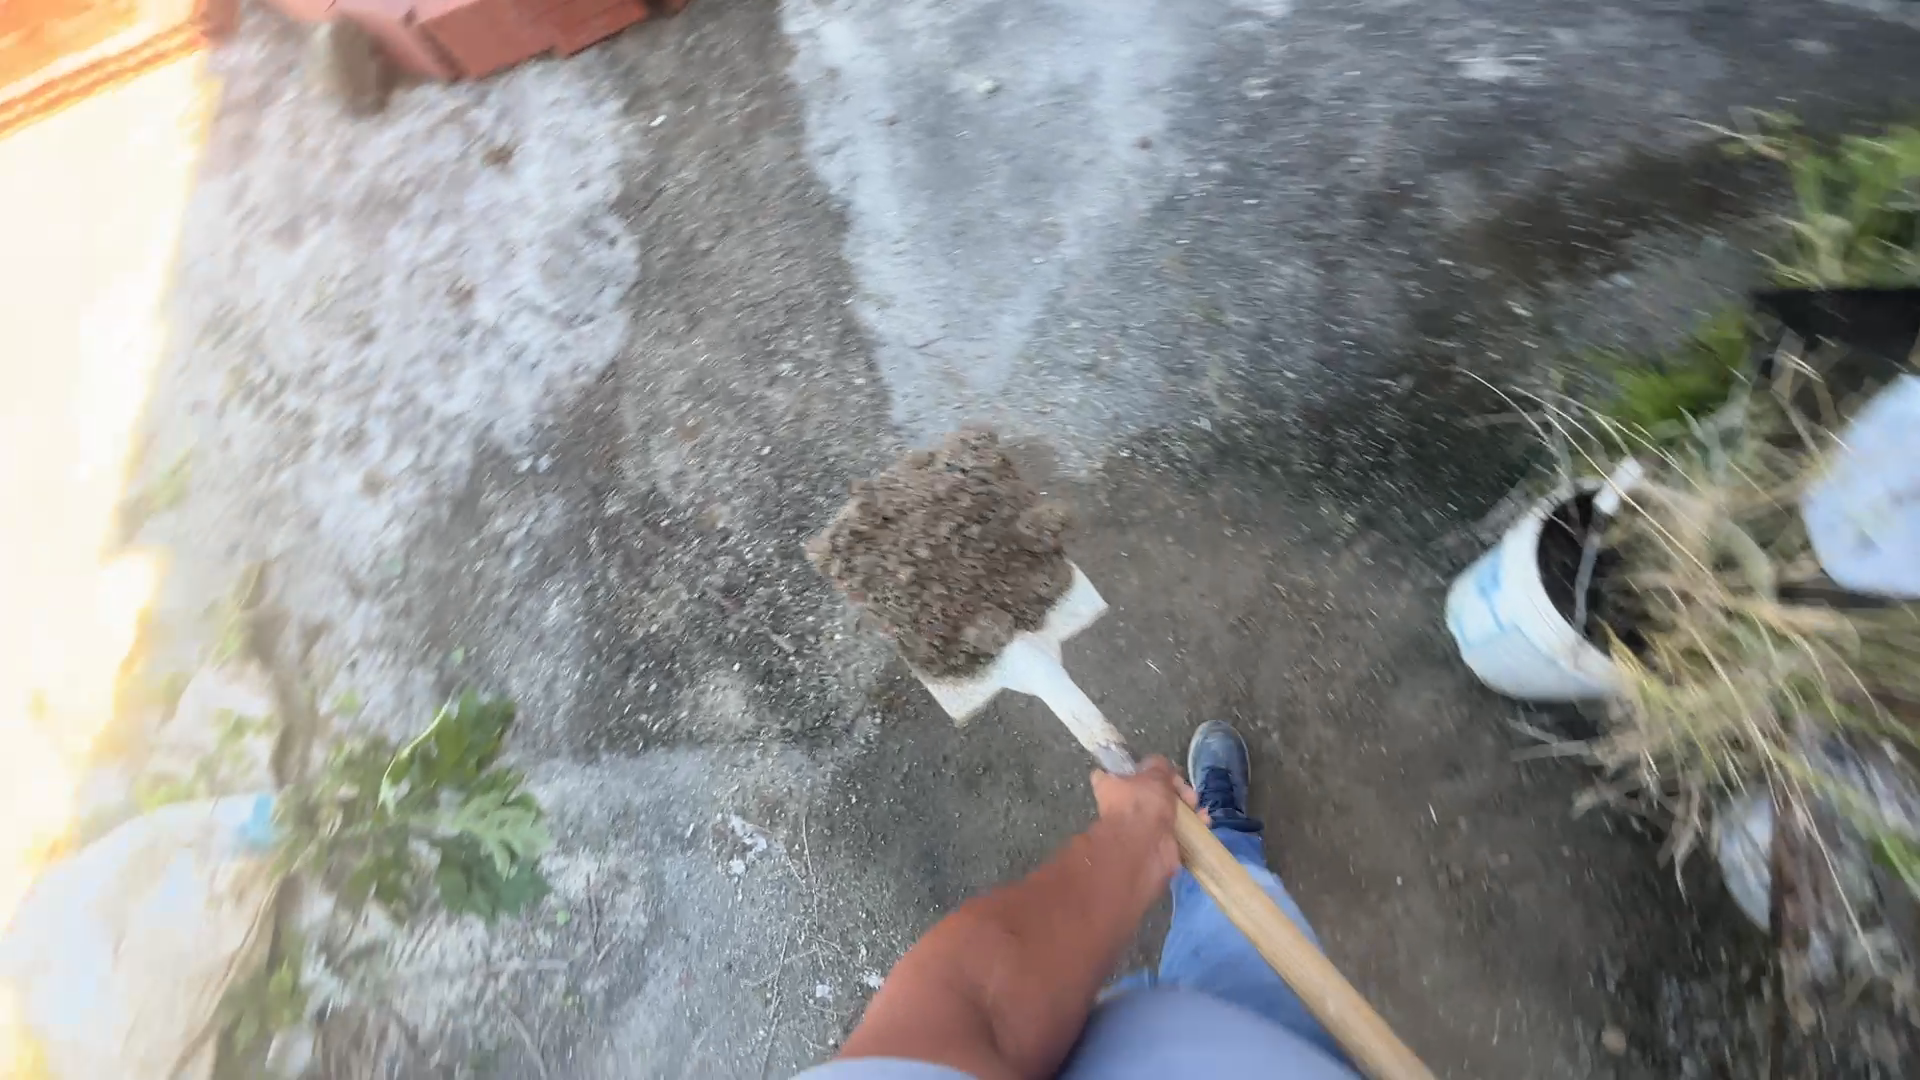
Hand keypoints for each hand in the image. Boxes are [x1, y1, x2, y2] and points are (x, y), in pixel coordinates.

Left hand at [1089, 756, 1197, 889]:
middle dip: (1174, 789)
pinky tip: (1203, 820)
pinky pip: (1178, 829)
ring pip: (1167, 810)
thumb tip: (1161, 766)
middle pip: (1151, 791)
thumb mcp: (1154, 773)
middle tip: (1185, 791)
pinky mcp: (1160, 842)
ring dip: (1186, 807)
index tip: (1154, 770)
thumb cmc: (1142, 803)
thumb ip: (1160, 766)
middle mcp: (1123, 806)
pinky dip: (1192, 825)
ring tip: (1196, 805)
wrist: (1146, 847)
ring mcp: (1141, 826)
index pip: (1116, 773)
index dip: (1135, 770)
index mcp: (1110, 786)